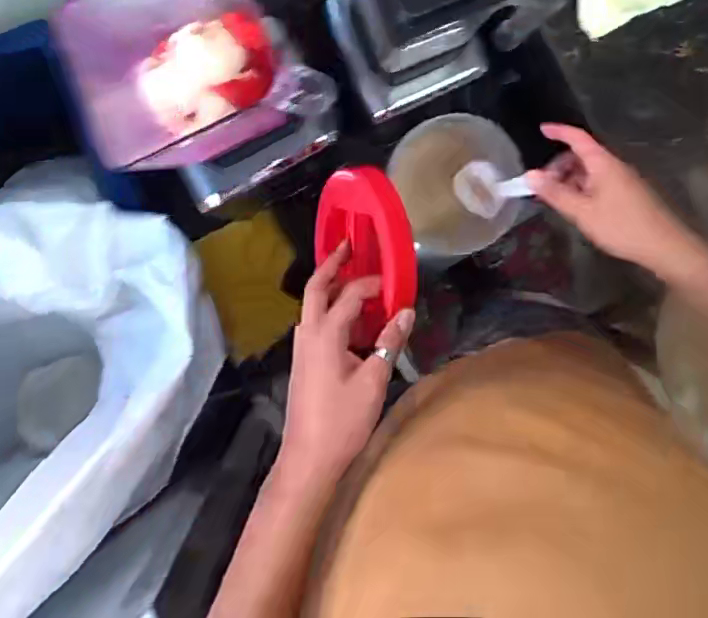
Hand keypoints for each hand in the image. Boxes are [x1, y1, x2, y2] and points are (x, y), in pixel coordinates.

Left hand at [277, 243, 414, 483]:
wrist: (307, 462)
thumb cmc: (342, 421)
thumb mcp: (374, 381)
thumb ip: (389, 342)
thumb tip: (405, 311)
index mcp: (325, 334)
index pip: (349, 295)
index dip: (372, 284)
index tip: (393, 284)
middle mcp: (308, 334)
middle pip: (315, 287)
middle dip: (332, 264)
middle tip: (349, 246)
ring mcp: (301, 348)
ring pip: (312, 305)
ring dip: (330, 286)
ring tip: (354, 278)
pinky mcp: (303, 361)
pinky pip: (315, 322)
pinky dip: (330, 308)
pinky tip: (350, 319)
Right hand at [527, 123, 707, 282]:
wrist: (666, 246)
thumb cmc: (622, 226)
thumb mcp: (582, 212)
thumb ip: (555, 193)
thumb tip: (530, 175)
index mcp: (603, 163)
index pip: (578, 138)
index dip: (559, 131)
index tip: (541, 129)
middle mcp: (614, 165)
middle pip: (582, 155)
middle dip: (560, 165)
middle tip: (544, 185)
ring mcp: (624, 179)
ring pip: (591, 171)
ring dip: (572, 179)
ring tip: (560, 200)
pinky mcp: (629, 194)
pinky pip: (601, 182)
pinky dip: (584, 188)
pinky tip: (580, 208)